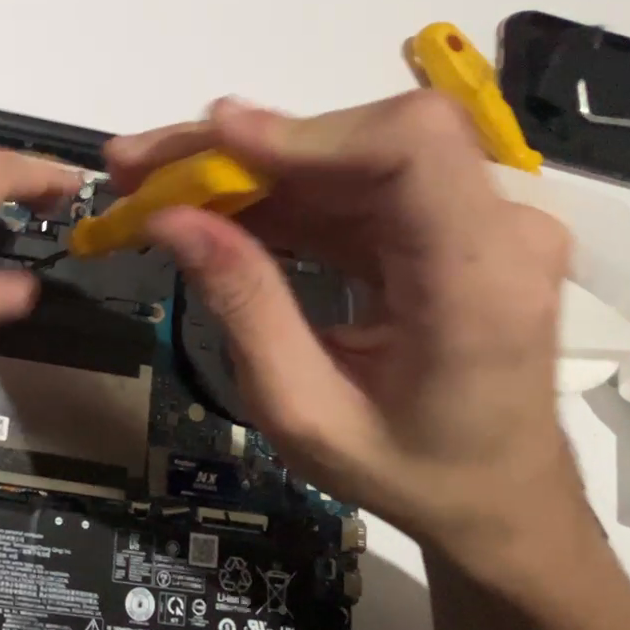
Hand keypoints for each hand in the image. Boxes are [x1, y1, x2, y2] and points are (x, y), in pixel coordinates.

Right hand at [106, 93, 582, 561]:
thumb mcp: (304, 410)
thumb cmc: (408, 472)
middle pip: (356, 143)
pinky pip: (337, 188)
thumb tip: (169, 219)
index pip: (411, 152)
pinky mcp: (430, 224)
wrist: (497, 498)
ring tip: (145, 183)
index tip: (212, 135)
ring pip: (334, 158)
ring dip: (234, 167)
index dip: (306, 131)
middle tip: (132, 164)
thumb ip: (244, 307)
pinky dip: (261, 194)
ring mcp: (464, 220)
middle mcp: (488, 226)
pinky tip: (198, 206)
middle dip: (234, 149)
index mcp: (478, 279)